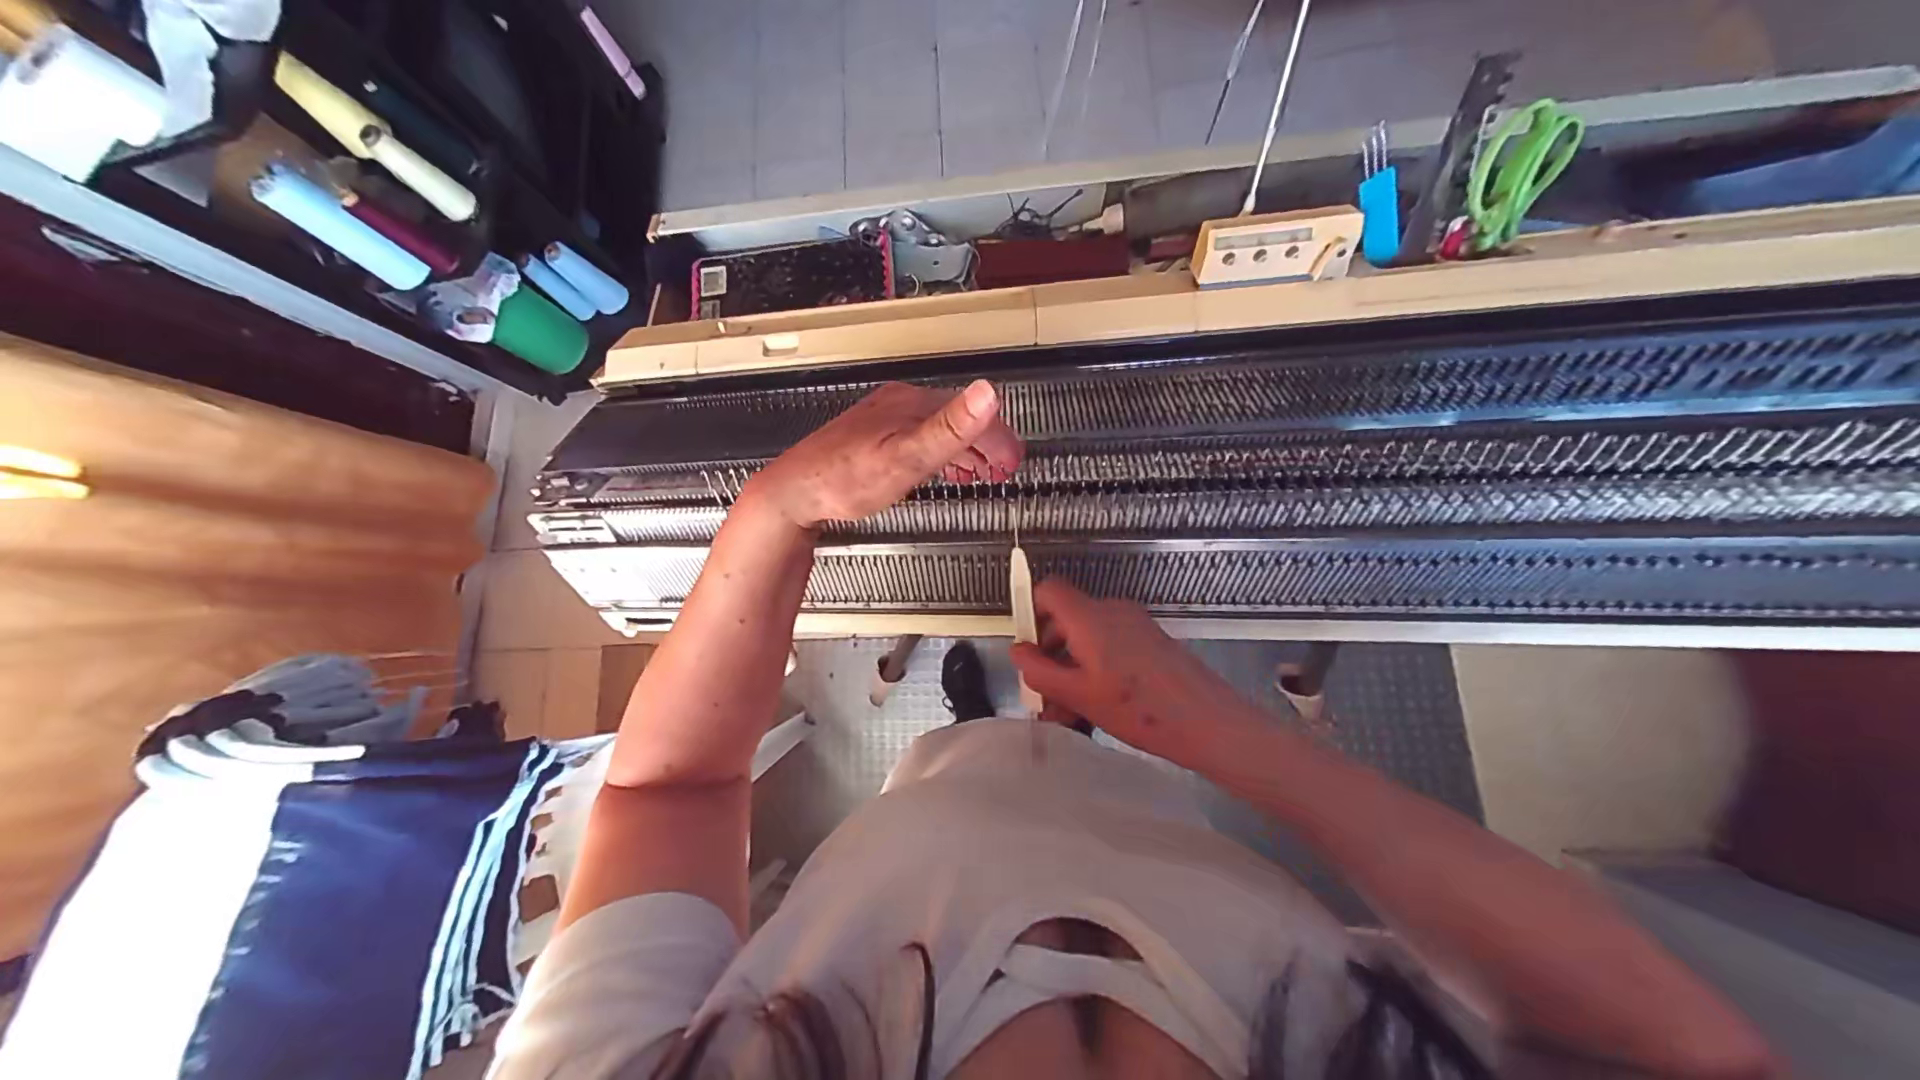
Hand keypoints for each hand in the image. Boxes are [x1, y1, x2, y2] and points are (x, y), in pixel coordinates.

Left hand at [748, 380, 1023, 528]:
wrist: (794, 494)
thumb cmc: (842, 481)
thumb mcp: (906, 458)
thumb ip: (951, 429)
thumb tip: (987, 393)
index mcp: (913, 406)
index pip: (973, 412)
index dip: (1000, 439)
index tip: (1013, 460)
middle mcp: (900, 407)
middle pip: (959, 417)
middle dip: (988, 443)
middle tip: (1005, 466)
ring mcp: (886, 421)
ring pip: (939, 428)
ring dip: (967, 449)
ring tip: (982, 469)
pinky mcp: (875, 438)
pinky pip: (920, 438)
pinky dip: (941, 453)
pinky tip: (940, 467)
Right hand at [1010, 579, 1267, 769]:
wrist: (1209, 721)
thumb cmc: (1139, 709)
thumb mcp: (1078, 695)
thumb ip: (1040, 671)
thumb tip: (1018, 651)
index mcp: (1090, 617)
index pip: (1048, 590)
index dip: (1031, 614)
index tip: (1029, 651)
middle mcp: (1112, 611)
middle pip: (1066, 619)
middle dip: (1050, 655)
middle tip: (1046, 696)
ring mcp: (1134, 624)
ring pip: (1087, 638)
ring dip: (1072, 669)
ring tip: (1070, 712)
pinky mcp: (1149, 640)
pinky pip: (1110, 646)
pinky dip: (1096, 669)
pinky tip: (1097, 707)